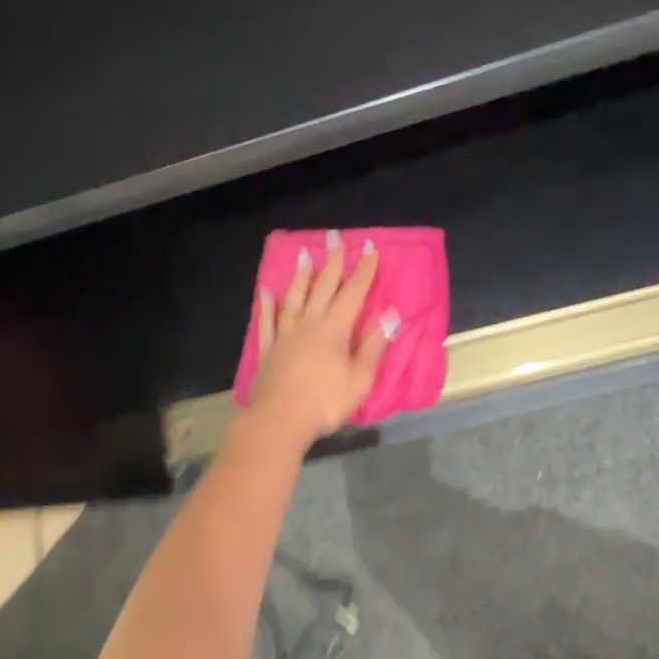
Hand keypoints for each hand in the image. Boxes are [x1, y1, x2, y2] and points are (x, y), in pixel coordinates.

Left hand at [245, 232, 394, 440]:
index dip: (363, 270)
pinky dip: (268, 305)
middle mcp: (309, 324)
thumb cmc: (325, 402)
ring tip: (304, 255)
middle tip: (334, 237)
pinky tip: (267, 293)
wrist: (279, 421)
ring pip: (294, 298)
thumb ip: (373, 347)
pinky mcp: (268, 350)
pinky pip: (268, 321)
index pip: (353, 293)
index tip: (370, 248)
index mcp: (335, 329)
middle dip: (332, 262)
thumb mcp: (360, 379)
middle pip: (322, 287)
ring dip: (301, 276)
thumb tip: (391, 316)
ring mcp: (285, 335)